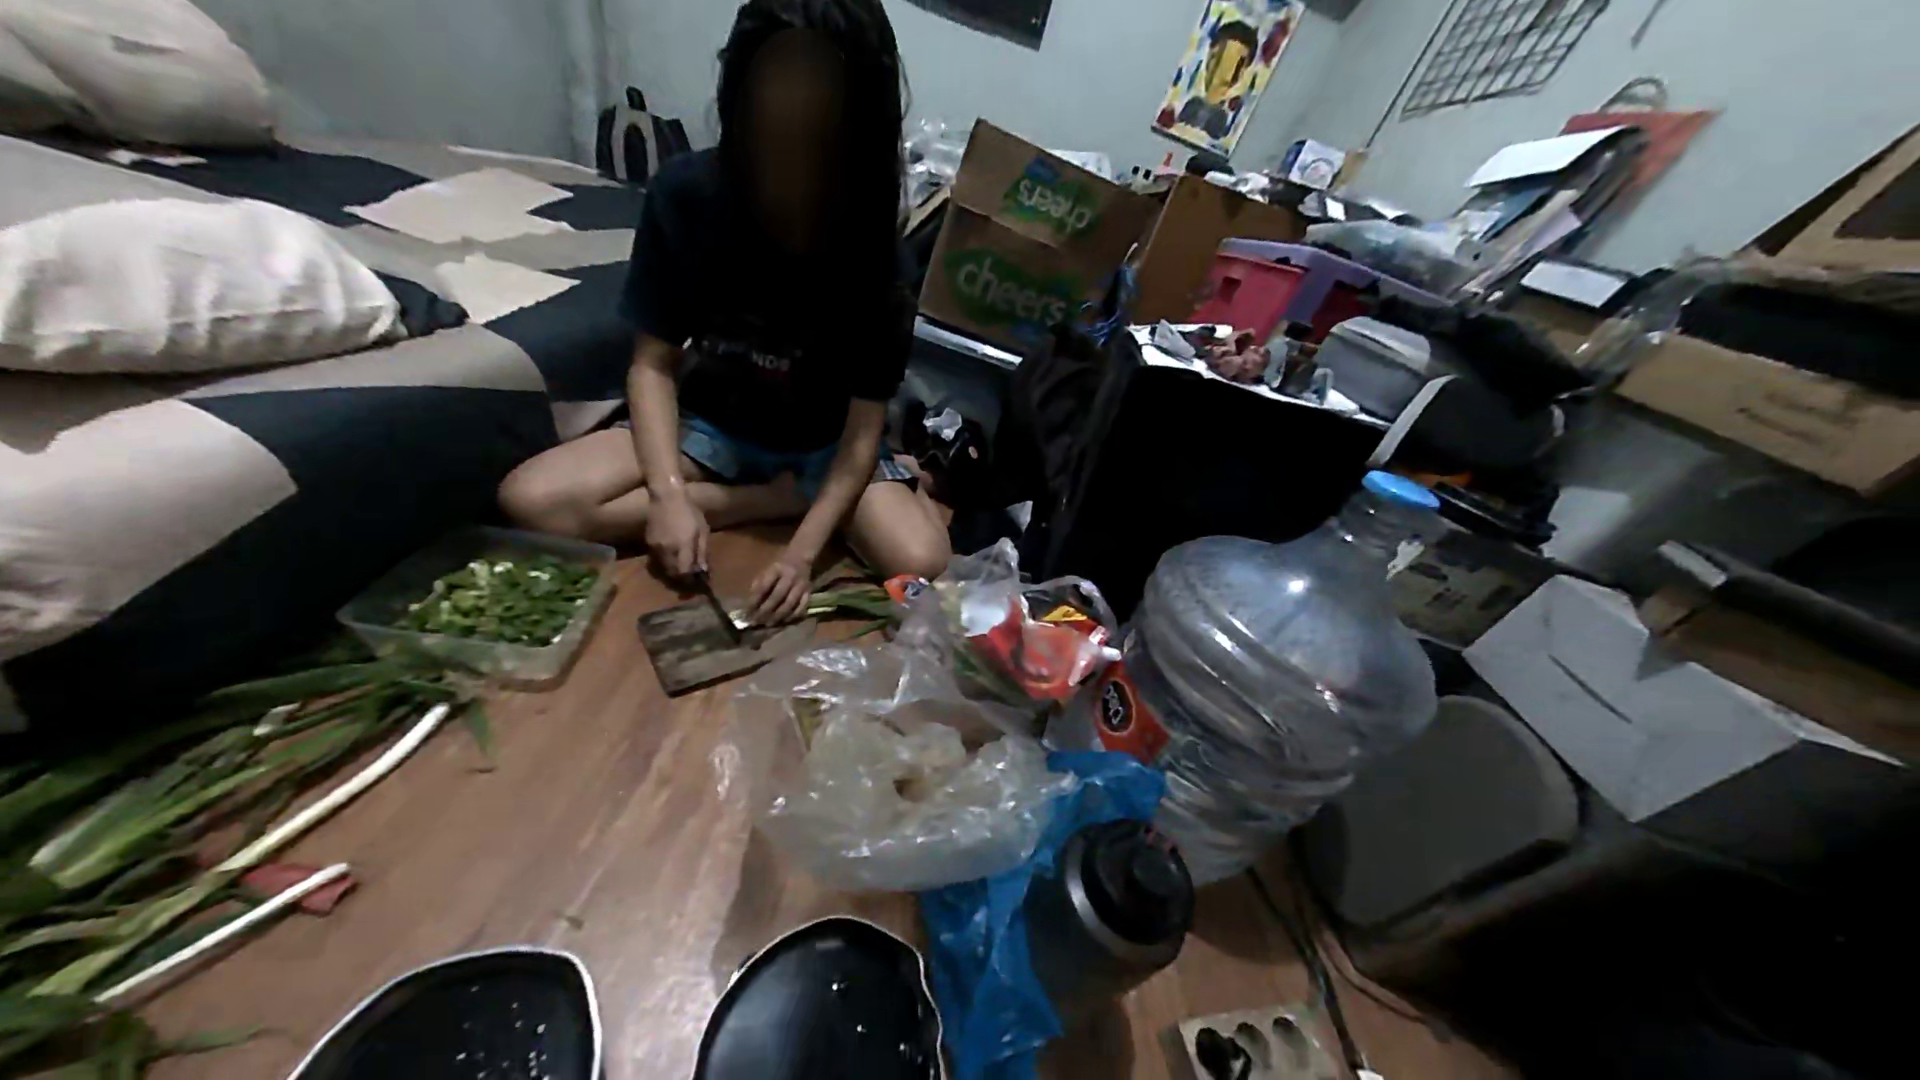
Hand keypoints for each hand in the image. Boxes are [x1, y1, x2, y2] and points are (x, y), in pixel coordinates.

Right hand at [646, 487, 708, 578]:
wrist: (666, 497)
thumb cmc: (690, 511)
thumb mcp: (703, 530)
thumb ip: (702, 552)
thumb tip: (703, 571)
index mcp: (682, 545)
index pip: (684, 572)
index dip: (690, 580)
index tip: (698, 582)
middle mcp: (667, 549)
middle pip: (673, 573)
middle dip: (682, 579)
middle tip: (691, 578)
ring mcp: (655, 547)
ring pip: (664, 568)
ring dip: (674, 572)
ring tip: (684, 569)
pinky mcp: (648, 543)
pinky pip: (658, 559)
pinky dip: (666, 563)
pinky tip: (674, 558)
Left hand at [746, 547, 812, 626]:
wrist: (801, 557)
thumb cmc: (780, 565)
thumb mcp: (766, 569)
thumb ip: (759, 584)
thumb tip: (750, 604)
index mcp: (776, 569)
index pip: (763, 587)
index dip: (754, 601)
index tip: (746, 613)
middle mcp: (789, 577)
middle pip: (777, 597)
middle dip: (765, 612)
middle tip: (756, 622)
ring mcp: (801, 585)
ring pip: (789, 604)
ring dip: (778, 616)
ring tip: (768, 624)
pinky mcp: (809, 591)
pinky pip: (802, 606)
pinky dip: (793, 616)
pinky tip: (784, 621)